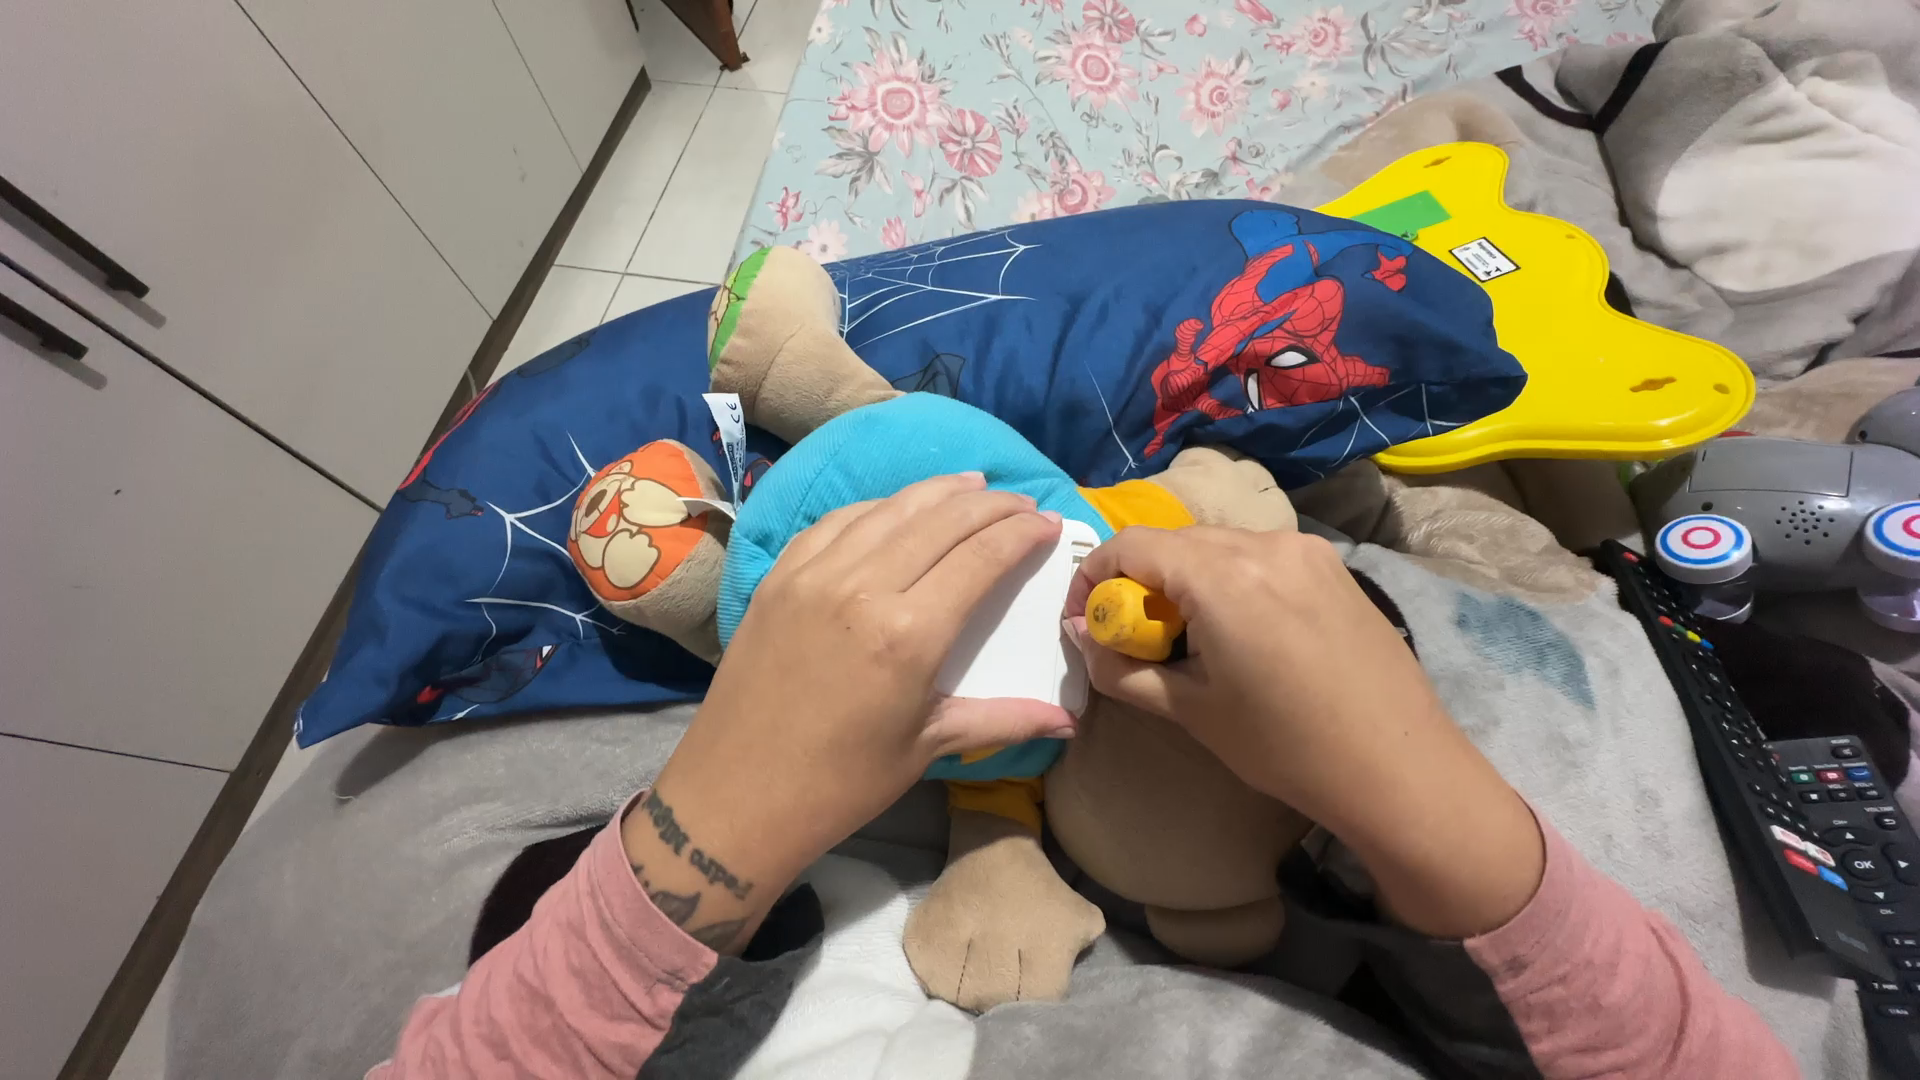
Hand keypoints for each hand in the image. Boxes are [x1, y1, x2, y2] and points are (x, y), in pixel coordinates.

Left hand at [622, 473, 1070, 950]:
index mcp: (909, 632)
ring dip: (939, 491)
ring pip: (891, 508)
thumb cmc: (841, 782)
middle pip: (942, 519)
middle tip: (1021, 503)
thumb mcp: (928, 746)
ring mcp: (815, 573)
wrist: (735, 795)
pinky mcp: (779, 574)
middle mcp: (864, 585)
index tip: (1049, 523)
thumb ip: (1003, 719)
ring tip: (972, 485)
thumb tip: (1070, 720)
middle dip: (991, 504)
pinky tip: (898, 507)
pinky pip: (840, 520)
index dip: (1022, 532)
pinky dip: (880, 506)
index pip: (981, 556)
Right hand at [1064, 526, 1543, 937]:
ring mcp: (1305, 550)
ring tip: (1188, 635)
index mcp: (1223, 576)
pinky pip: (1256, 555)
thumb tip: (1080, 635)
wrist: (1402, 771)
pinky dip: (1226, 579)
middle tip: (1134, 635)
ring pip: (1214, 545)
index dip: (1093, 577)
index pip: (1130, 545)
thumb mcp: (1189, 710)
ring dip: (1182, 579)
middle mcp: (1264, 544)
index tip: (1087, 620)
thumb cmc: (1286, 747)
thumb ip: (1119, 666)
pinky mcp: (1332, 566)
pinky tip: (1239, 629)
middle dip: (1137, 581)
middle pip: (1172, 542)